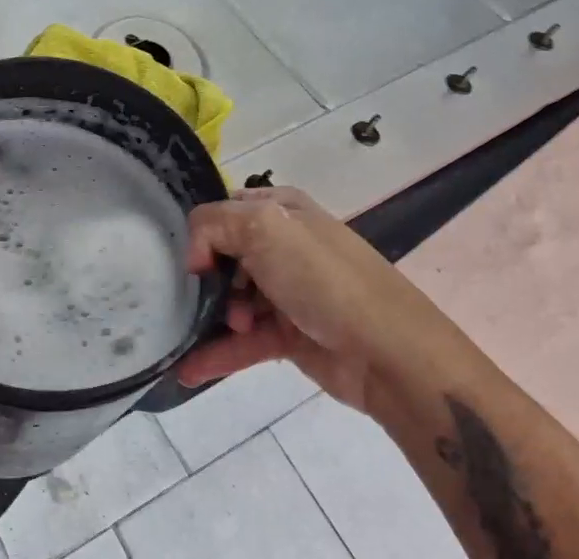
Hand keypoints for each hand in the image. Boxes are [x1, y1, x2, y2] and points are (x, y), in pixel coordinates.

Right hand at [178, 188, 465, 412]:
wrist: (391, 355)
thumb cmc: (325, 279)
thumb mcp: (264, 227)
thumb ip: (211, 225)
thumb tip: (194, 258)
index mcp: (281, 209)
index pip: (223, 209)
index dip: (201, 232)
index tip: (187, 260)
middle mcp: (283, 246)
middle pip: (222, 256)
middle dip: (204, 279)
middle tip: (202, 299)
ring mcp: (286, 292)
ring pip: (229, 301)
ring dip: (209, 318)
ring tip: (201, 335)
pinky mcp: (289, 336)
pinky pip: (242, 342)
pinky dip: (216, 353)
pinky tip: (188, 369)